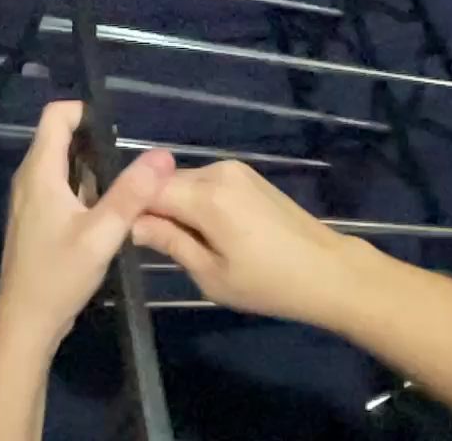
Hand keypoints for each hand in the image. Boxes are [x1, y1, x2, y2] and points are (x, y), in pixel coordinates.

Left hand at [0, 101, 175, 345]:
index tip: (115, 127)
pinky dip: (80, 184)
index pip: (55, 115)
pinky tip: (105, 206)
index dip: (84, 111)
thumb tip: (162, 156)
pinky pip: (57, 184)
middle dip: (92, 137)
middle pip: (57, 136)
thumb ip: (131, 193)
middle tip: (127, 155)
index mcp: (40, 171)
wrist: (25, 323)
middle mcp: (30, 177)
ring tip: (123, 178)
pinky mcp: (35, 218)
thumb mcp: (102, 234)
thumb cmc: (59, 274)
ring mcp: (30, 198)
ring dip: (88, 162)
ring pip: (59, 162)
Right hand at [133, 160, 375, 328]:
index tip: (124, 234)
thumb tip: (131, 224)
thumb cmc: (268, 283)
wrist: (328, 270)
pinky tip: (208, 230)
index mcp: (206, 196)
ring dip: (175, 204)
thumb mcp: (211, 275)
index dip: (131, 209)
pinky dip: (195, 201)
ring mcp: (233, 169)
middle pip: (165, 182)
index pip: (148, 190)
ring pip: (184, 181)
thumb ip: (169, 242)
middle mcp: (216, 171)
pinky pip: (204, 182)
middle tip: (154, 244)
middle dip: (153, 207)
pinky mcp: (245, 173)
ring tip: (183, 240)